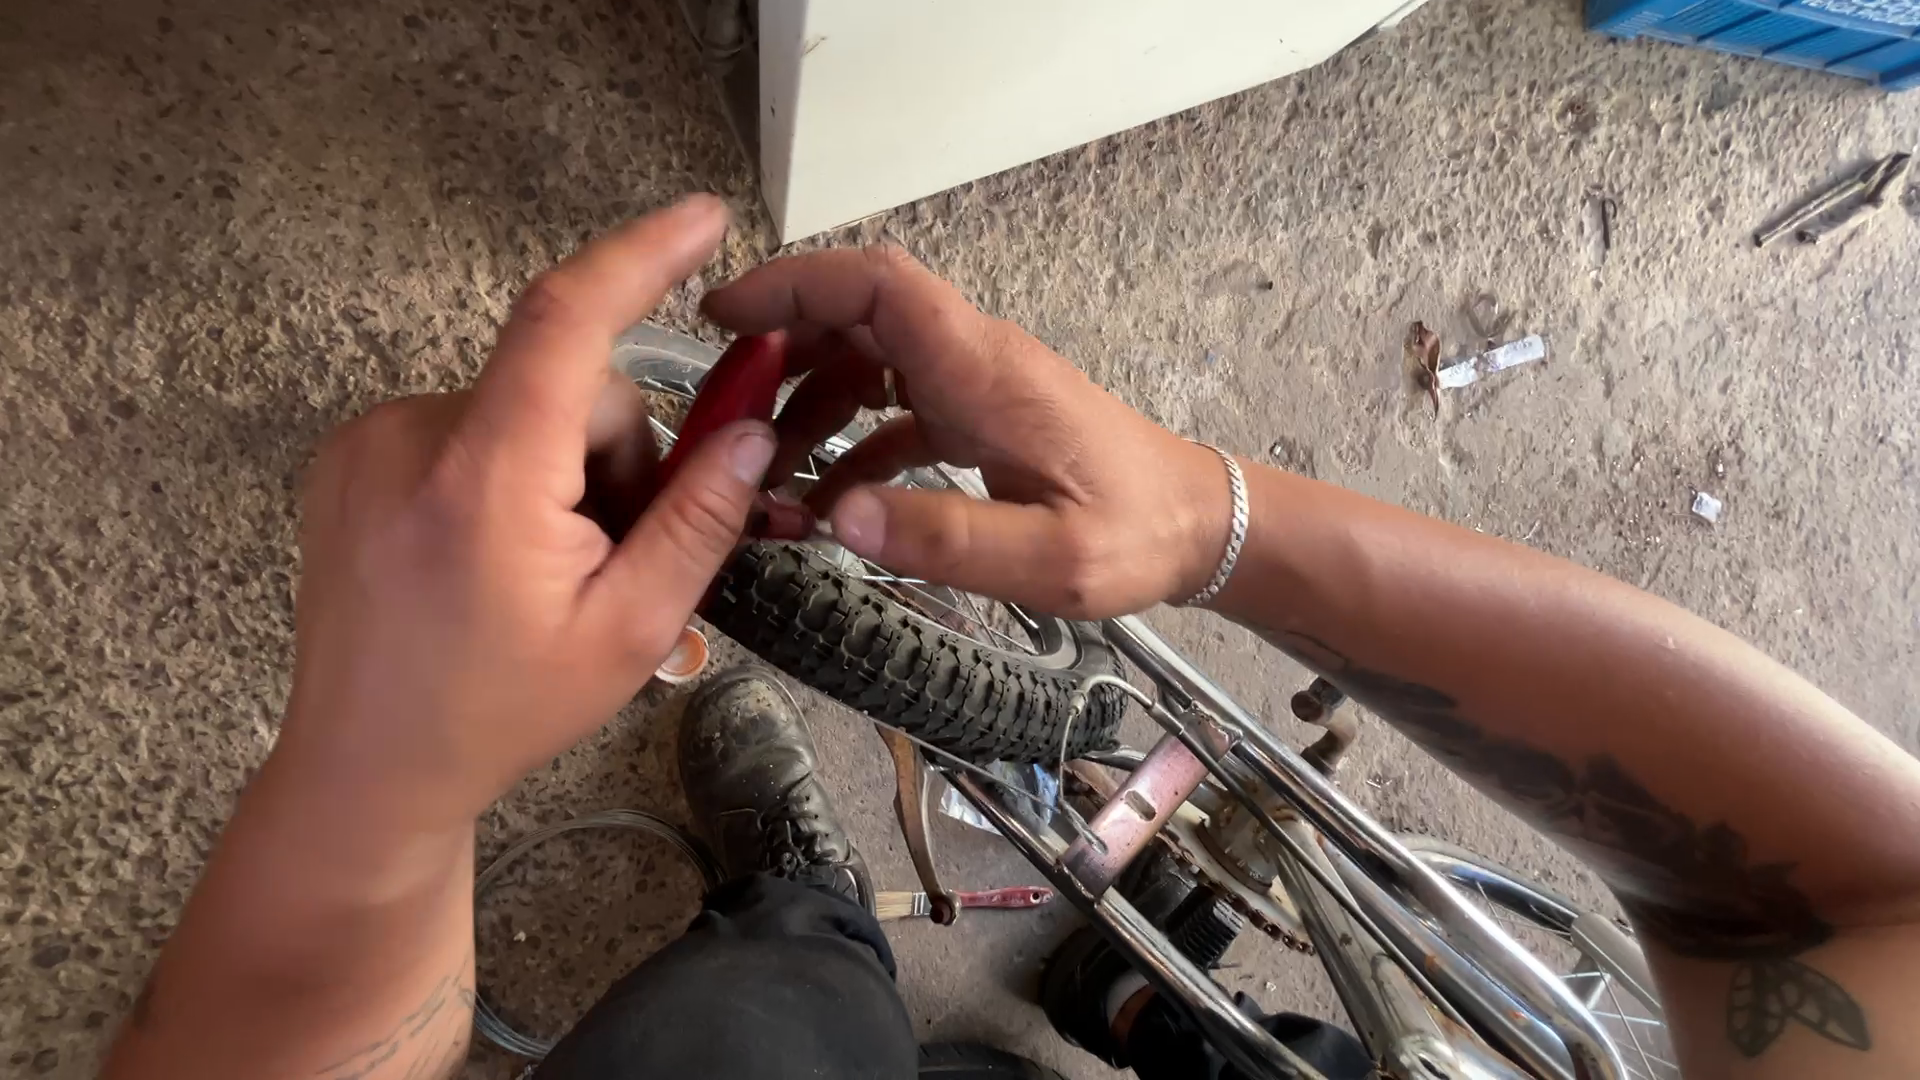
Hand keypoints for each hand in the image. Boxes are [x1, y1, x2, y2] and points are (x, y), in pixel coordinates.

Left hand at [277, 196, 771, 827]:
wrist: (371, 768)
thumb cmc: (507, 708)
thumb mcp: (635, 626)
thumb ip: (702, 520)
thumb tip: (753, 434)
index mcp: (485, 479)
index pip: (566, 321)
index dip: (642, 255)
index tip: (704, 219)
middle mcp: (413, 436)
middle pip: (574, 387)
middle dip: (629, 451)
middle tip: (629, 542)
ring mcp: (375, 441)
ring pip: (534, 407)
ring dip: (580, 465)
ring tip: (570, 555)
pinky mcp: (363, 455)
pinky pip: (486, 424)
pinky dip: (530, 465)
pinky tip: (521, 543)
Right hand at [703, 245, 1230, 618]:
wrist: (1195, 525)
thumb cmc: (1136, 535)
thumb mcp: (1050, 557)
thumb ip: (947, 538)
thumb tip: (839, 515)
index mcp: (987, 373)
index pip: (881, 288)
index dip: (798, 284)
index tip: (730, 313)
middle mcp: (977, 363)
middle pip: (862, 318)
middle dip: (786, 351)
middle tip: (731, 413)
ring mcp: (978, 388)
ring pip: (874, 363)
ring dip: (816, 403)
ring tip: (773, 470)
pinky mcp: (982, 418)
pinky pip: (901, 410)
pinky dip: (857, 441)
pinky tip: (833, 497)